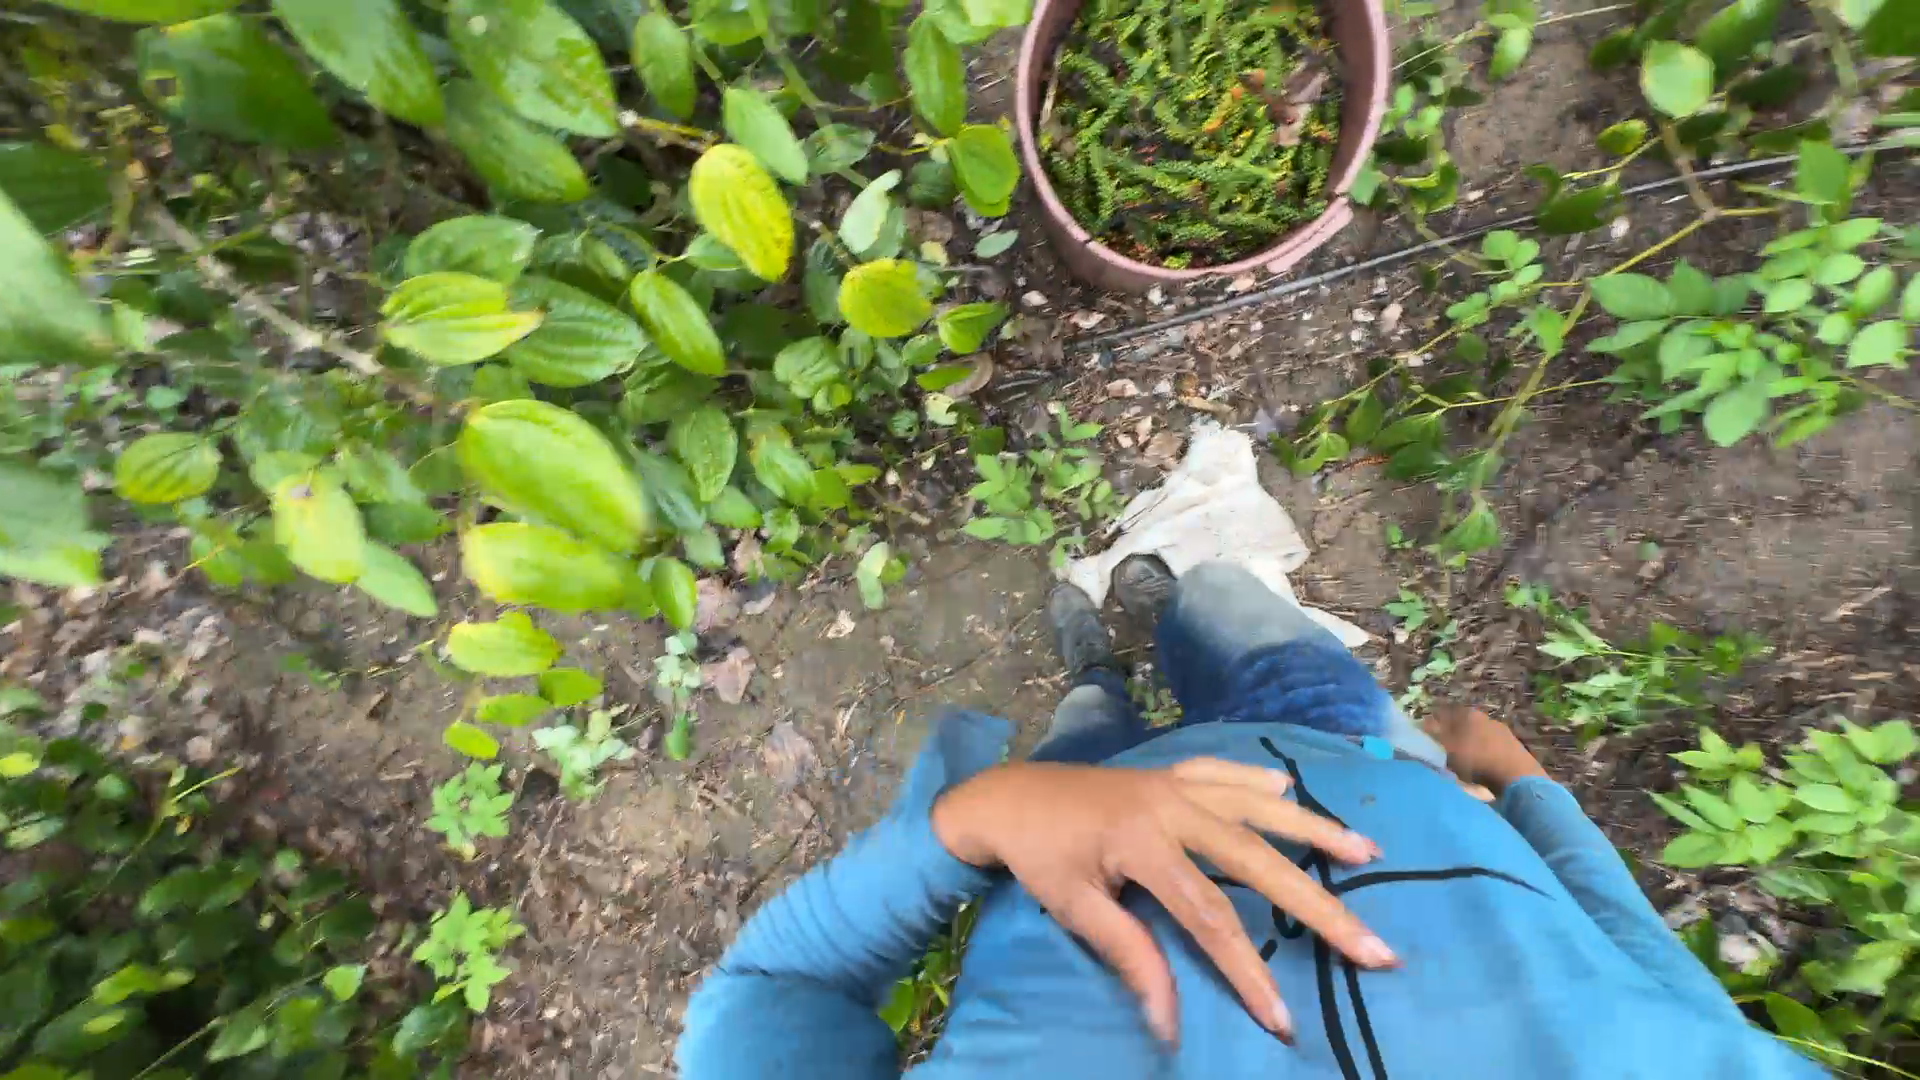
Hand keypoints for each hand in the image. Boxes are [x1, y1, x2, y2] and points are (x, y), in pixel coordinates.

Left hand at [930, 758, 1398, 1045]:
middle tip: (1376, 946)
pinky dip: (1252, 778)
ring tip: (1363, 849)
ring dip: (1308, 826)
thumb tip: (1170, 1024)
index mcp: (1143, 841)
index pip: (1210, 914)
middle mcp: (1169, 804)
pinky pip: (1217, 771)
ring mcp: (1169, 782)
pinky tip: (1284, 786)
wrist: (1006, 796)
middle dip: (1315, 905)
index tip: (1282, 1019)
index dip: (1246, 970)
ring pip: (1250, 803)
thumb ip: (1130, 956)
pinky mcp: (1161, 773)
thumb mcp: (1076, 907)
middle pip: (1253, 857)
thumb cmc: (1038, 854)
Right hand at [1421, 705, 1547, 794]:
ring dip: (1469, 744)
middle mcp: (1486, 717)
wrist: (1519, 780)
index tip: (1427, 736)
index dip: (1433, 723)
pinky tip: (1482, 765)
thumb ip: (1433, 733)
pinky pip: (1491, 746)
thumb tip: (1424, 722)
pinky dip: (1484, 752)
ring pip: (1477, 734)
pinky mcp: (1515, 746)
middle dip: (1452, 733)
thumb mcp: (1447, 747)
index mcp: (1467, 713)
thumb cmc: (1476, 760)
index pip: (1444, 712)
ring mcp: (1503, 731)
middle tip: (1444, 748)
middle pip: (1462, 723)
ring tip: (1463, 760)